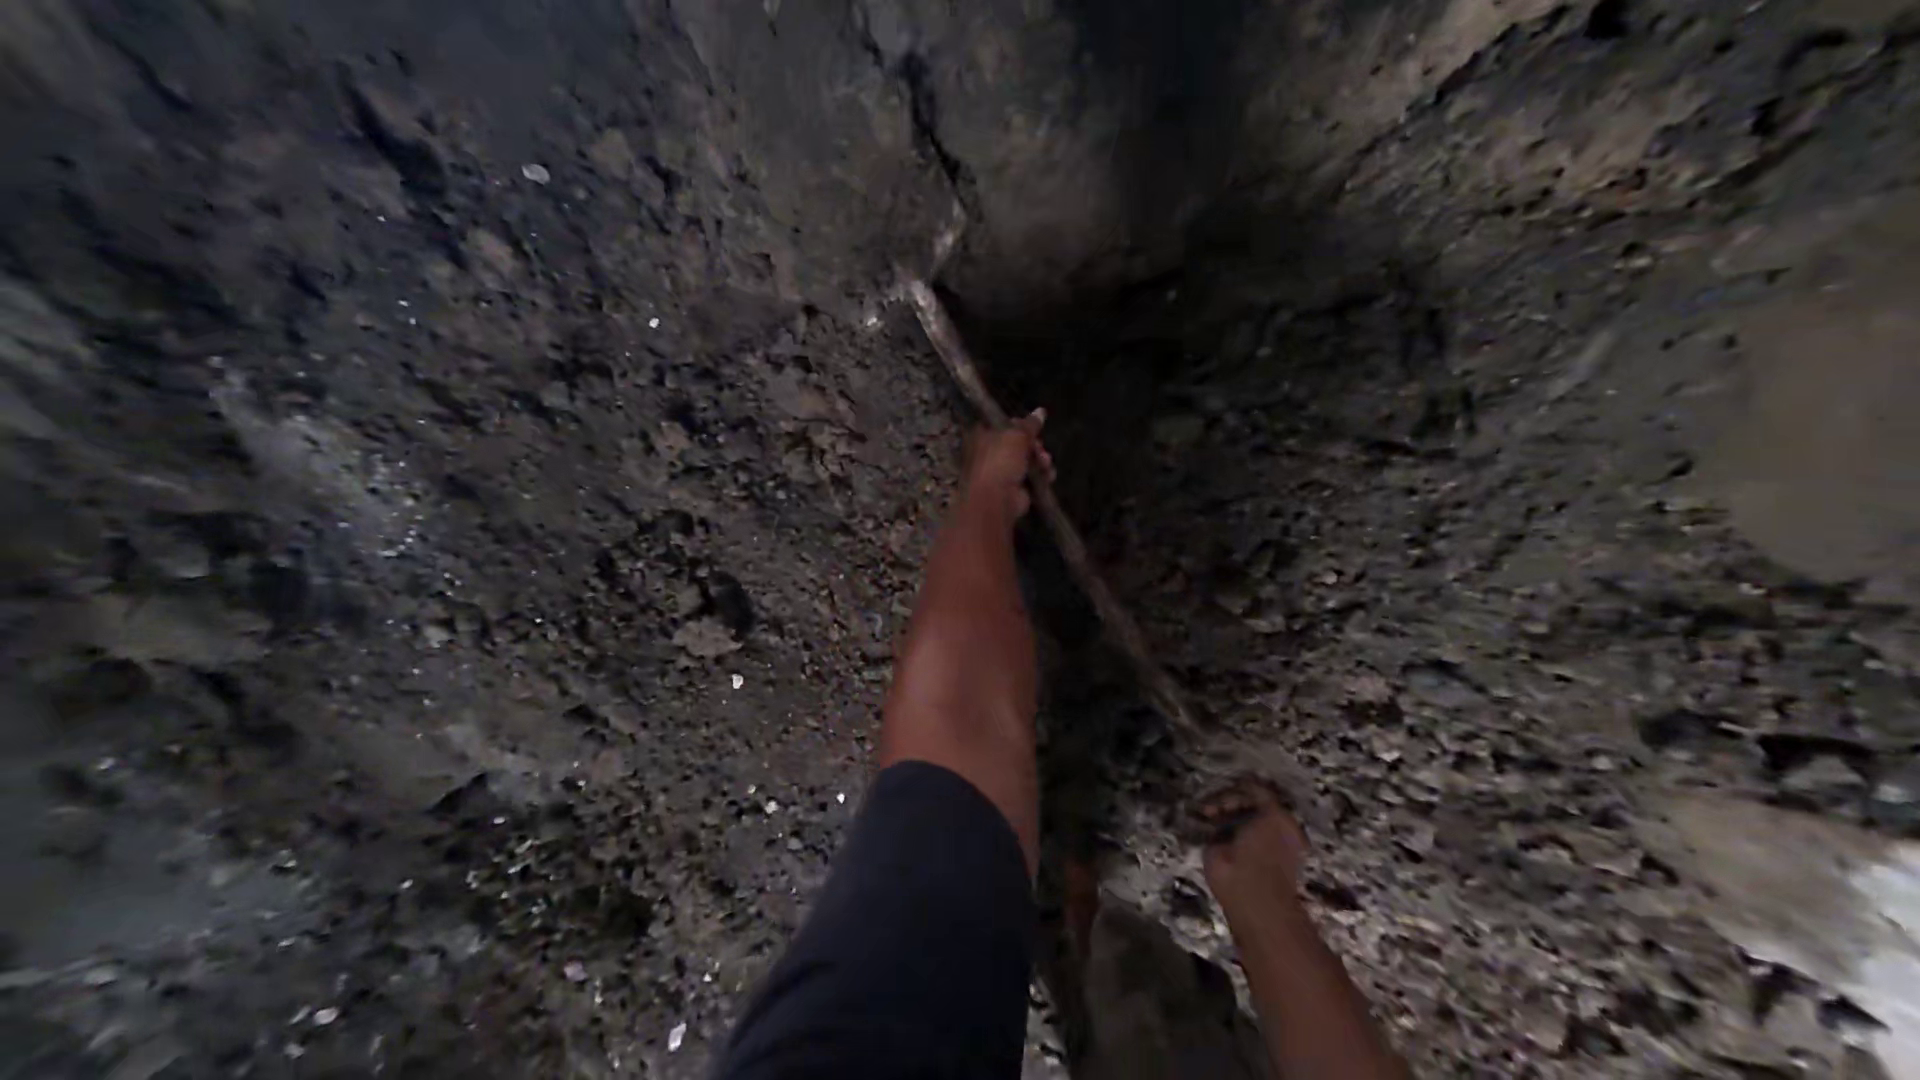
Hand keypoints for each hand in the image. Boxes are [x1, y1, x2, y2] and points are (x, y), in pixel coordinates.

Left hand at [961, 408, 1054, 517]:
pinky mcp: (1015, 489)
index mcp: (982, 437)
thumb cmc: (1000, 460)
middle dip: (1034, 445)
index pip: (1002, 425)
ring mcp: (1003, 473)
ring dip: (1040, 460)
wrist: (996, 498)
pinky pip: (1032, 477)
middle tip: (1039, 447)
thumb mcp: (1016, 435)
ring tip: (1045, 462)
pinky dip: (1042, 475)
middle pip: (1018, 444)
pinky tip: (1048, 475)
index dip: (1019, 425)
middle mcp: (990, 454)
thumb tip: (1041, 411)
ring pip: (1028, 461)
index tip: (1032, 426)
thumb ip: (1030, 424)